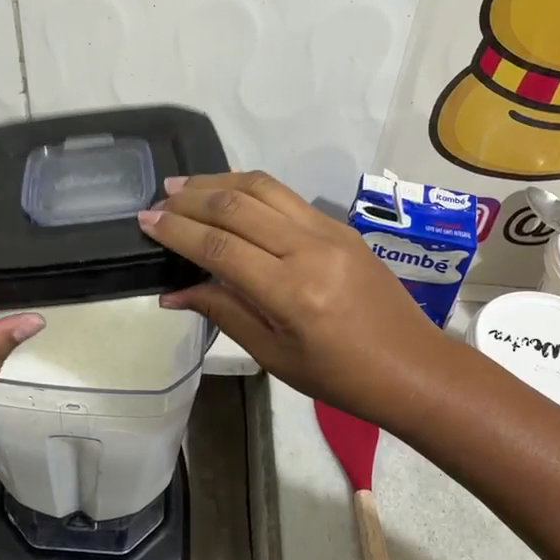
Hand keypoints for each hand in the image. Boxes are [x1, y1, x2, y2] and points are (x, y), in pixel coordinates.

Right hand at [137, 172, 440, 422]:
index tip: (145, 220)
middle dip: (192, 199)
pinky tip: (228, 194)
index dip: (178, 230)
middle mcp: (310, 249)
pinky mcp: (340, 226)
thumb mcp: (275, 355)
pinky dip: (249, 188)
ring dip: (219, 182)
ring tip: (185, 185)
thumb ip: (224, 312)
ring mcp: (329, 231)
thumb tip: (174, 292)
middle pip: (239, 206)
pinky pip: (286, 195)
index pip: (221, 246)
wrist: (413, 366)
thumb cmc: (341, 377)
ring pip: (264, 187)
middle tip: (159, 199)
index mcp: (293, 292)